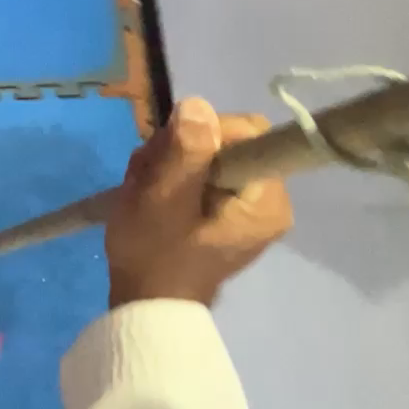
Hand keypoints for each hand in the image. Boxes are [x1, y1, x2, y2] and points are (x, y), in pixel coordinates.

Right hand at [105, 98, 292, 308]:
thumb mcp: (163, 199)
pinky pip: (196, 172)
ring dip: (165, 161)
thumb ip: (185, 152)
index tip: (172, 156)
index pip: (246, 132)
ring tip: (142, 187)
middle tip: (147, 174)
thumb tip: (200, 106)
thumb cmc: (155, 253)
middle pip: (222, 140)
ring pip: (203, 153)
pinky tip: (147, 193)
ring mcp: (242, 205)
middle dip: (177, 149)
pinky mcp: (220, 210)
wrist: (144, 302)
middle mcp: (264, 198)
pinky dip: (167, 175)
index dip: (202, 133)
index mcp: (266, 199)